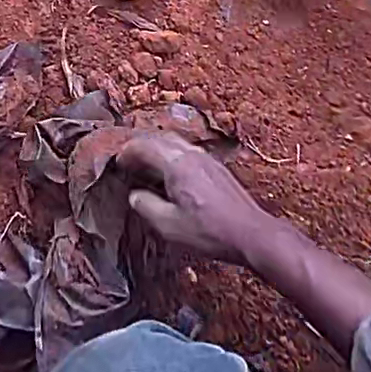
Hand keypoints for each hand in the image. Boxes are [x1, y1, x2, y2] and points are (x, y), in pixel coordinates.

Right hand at [117, 133, 276, 264]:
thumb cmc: (211, 231)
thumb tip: (134, 196)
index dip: (127, 152)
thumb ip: (146, 207)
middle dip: (141, 147)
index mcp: (176, 164)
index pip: (144, 146)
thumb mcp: (169, 226)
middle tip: (129, 161)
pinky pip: (187, 151)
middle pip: (160, 138)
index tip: (118, 162)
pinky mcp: (216, 167)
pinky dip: (172, 156)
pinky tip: (172, 175)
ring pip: (175, 143)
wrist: (252, 233)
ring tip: (148, 167)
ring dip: (157, 150)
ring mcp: (206, 158)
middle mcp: (191, 154)